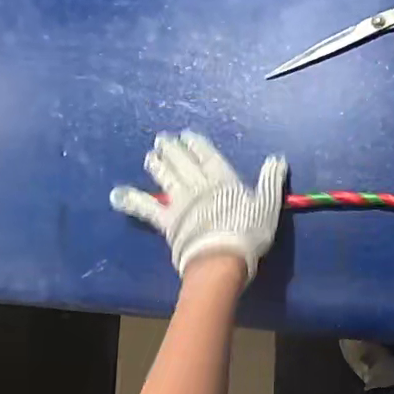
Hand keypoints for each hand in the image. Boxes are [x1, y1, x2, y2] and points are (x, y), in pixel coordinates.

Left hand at [110, 132, 287, 281]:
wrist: (222, 258)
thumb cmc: (249, 233)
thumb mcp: (268, 206)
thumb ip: (270, 181)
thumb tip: (277, 159)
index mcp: (224, 179)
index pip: (208, 156)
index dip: (197, 144)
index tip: (187, 136)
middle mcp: (199, 185)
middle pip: (183, 162)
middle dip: (172, 150)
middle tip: (162, 140)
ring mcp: (180, 202)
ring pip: (166, 177)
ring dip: (157, 165)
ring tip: (150, 155)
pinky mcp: (167, 220)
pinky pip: (145, 207)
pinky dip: (130, 200)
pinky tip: (117, 194)